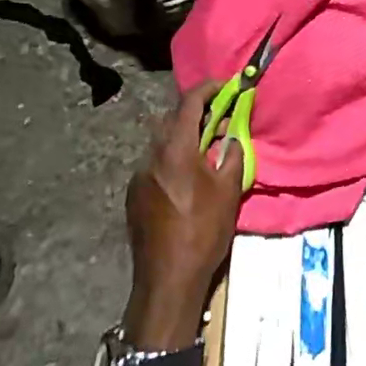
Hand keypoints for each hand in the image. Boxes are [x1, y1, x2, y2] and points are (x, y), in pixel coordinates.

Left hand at [122, 81, 243, 351]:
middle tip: (219, 121)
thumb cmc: (202, 231)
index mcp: (175, 147)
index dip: (208, 88)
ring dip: (183, 137)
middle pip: (172, 118)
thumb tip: (231, 134)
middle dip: (196, 113)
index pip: (189, 101)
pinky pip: (154, 163)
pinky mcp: (133, 194)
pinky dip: (171, 159)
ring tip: (204, 152)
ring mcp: (138, 174)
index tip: (226, 85)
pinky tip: (185, 179)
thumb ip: (232, 153)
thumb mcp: (229, 190)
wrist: (167, 281)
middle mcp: (152, 153)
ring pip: (161, 141)